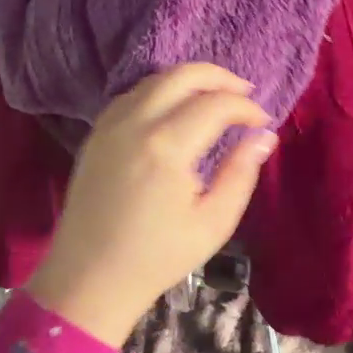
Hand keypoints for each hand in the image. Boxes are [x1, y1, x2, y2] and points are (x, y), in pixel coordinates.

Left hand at [22, 64, 276, 346]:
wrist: (89, 276)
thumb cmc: (157, 256)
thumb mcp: (213, 223)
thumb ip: (241, 173)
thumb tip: (263, 135)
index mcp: (167, 146)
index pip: (215, 104)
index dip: (245, 106)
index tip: (262, 121)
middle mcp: (135, 123)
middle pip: (182, 75)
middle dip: (219, 78)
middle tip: (244, 93)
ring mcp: (110, 125)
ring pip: (154, 80)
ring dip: (188, 80)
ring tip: (215, 98)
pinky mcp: (96, 133)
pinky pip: (131, 95)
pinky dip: (159, 91)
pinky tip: (174, 109)